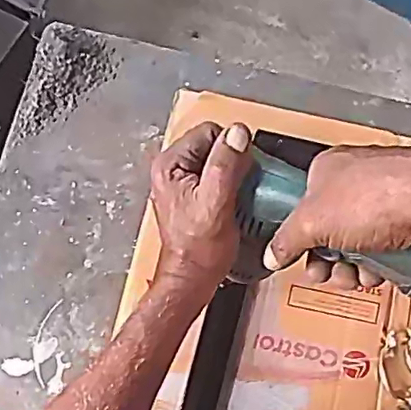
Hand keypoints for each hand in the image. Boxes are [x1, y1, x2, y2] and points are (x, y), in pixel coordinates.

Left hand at [150, 121, 253, 292]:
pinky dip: (231, 187)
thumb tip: (238, 134)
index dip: (231, 149)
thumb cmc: (199, 249)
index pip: (209, 132)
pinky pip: (219, 179)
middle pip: (214, 145)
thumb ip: (225, 164)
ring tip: (236, 197)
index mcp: (170, 165)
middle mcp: (172, 170)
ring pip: (218, 162)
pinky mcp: (194, 197)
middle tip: (239, 187)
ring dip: (234, 176)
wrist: (194, 277)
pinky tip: (233, 203)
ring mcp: (182, 184)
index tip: (241, 171)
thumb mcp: (216, 201)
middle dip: (233, 162)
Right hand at [263, 146, 410, 288]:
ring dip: (354, 269)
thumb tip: (272, 254)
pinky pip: (385, 251)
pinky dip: (381, 267)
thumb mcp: (311, 223)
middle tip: (327, 274)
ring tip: (358, 277)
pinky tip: (381, 273)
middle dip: (329, 261)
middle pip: (330, 232)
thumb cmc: (380, 196)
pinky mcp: (409, 223)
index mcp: (328, 170)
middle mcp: (357, 182)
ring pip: (359, 246)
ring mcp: (385, 202)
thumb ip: (286, 241)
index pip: (301, 206)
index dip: (298, 236)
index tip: (296, 256)